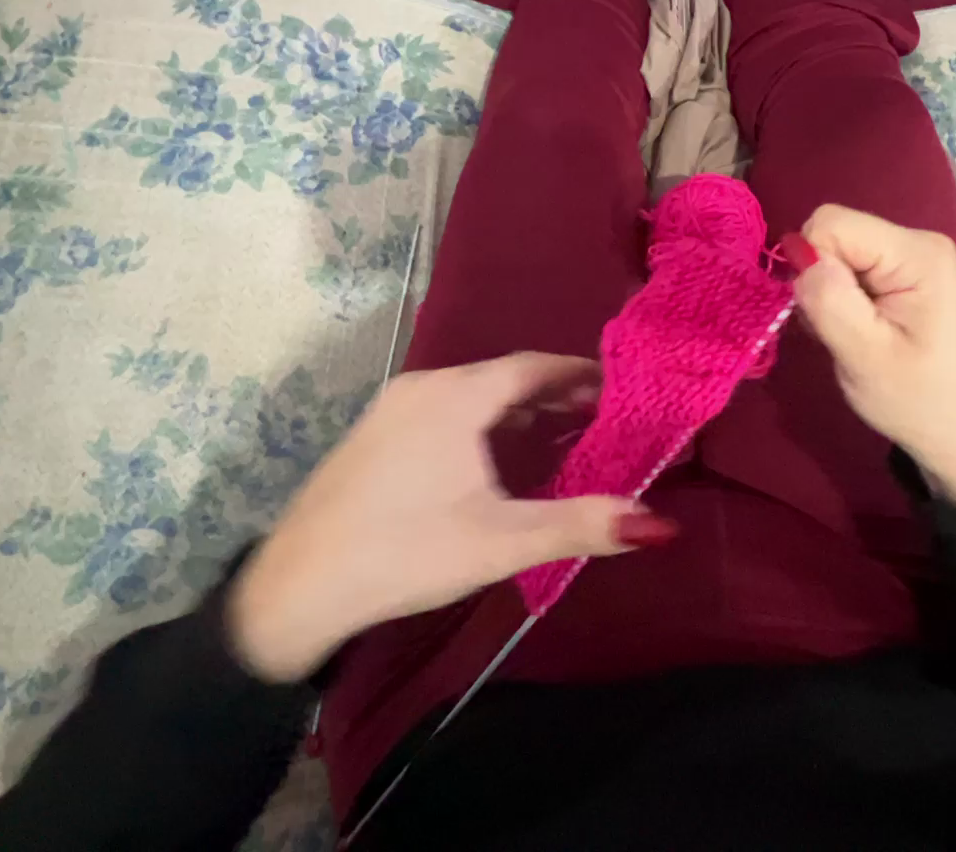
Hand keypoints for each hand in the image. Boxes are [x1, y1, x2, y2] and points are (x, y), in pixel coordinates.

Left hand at [227, 353, 673, 682]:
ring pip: (471, 391)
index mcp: (455, 397)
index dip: (579, 374)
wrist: (295, 589)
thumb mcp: (502, 541)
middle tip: (598, 413)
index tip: (617, 388)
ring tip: (557, 429)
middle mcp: (422, 386)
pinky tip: (493, 450)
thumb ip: (582, 526)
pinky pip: (443, 407)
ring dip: (517, 405)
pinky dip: (482, 417)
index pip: (533, 367)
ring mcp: (391, 407)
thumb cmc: (407, 553)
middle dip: (552, 391)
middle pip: (502, 375)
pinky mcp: (373, 432)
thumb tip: (661, 525)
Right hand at [790, 205, 955, 505]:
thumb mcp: (866, 358)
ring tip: (850, 334)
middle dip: (818, 278)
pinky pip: (845, 266)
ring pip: (834, 250)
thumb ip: (831, 302)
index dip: (812, 263)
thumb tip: (798, 255)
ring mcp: (908, 254)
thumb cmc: (916, 400)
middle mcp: (915, 240)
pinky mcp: (898, 272)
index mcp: (916, 253)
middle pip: (832, 233)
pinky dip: (837, 297)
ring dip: (826, 292)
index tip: (825, 312)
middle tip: (838, 329)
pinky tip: (856, 329)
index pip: (831, 223)